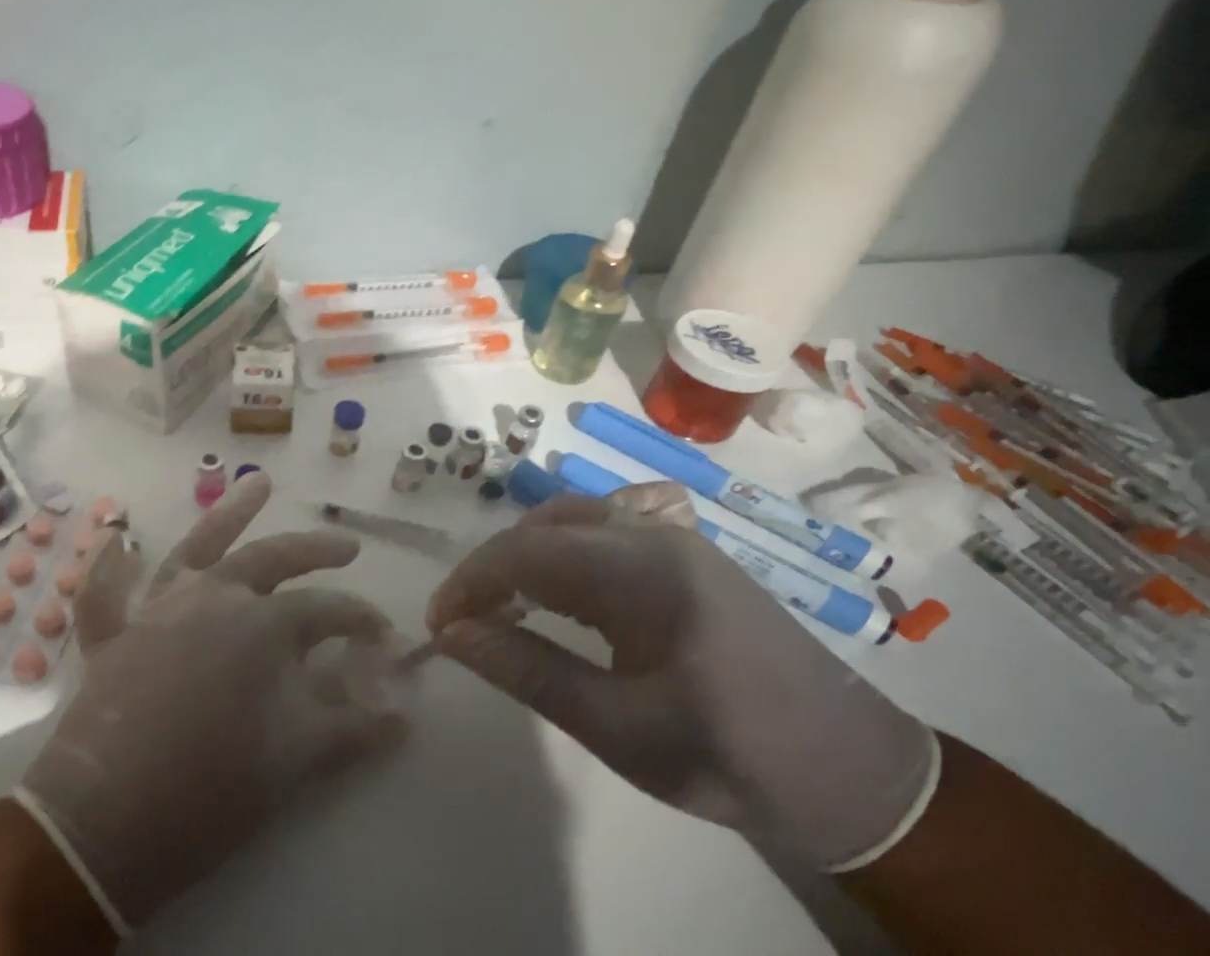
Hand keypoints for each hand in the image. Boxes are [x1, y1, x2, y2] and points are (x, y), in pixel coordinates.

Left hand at [16, 473, 409, 929]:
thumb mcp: (294, 760)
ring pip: (195, 548)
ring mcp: (155, 612)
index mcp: (261, 625)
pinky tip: (118, 539)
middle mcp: (210, 601)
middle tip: (347, 549)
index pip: (326, 611)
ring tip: (258, 484)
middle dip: (314, 550)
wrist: (105, 825)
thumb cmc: (210, 790)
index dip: (361, 622)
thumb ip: (351, 728)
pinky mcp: (112, 637)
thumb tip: (403, 713)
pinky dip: (111, 565)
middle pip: (271, 560)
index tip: (387, 640)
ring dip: (227, 515)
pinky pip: (107, 592)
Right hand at [426, 482, 936, 869]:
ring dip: (529, 553)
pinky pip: (612, 529)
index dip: (469, 582)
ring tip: (505, 606)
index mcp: (641, 573)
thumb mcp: (615, 726)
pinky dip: (566, 552)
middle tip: (467, 622)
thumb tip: (452, 633)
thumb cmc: (726, 754)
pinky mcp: (696, 558)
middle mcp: (659, 538)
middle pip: (548, 525)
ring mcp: (683, 542)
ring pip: (578, 519)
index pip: (525, 552)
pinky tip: (562, 593)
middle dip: (494, 566)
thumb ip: (526, 669)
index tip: (438, 627)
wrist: (851, 770)